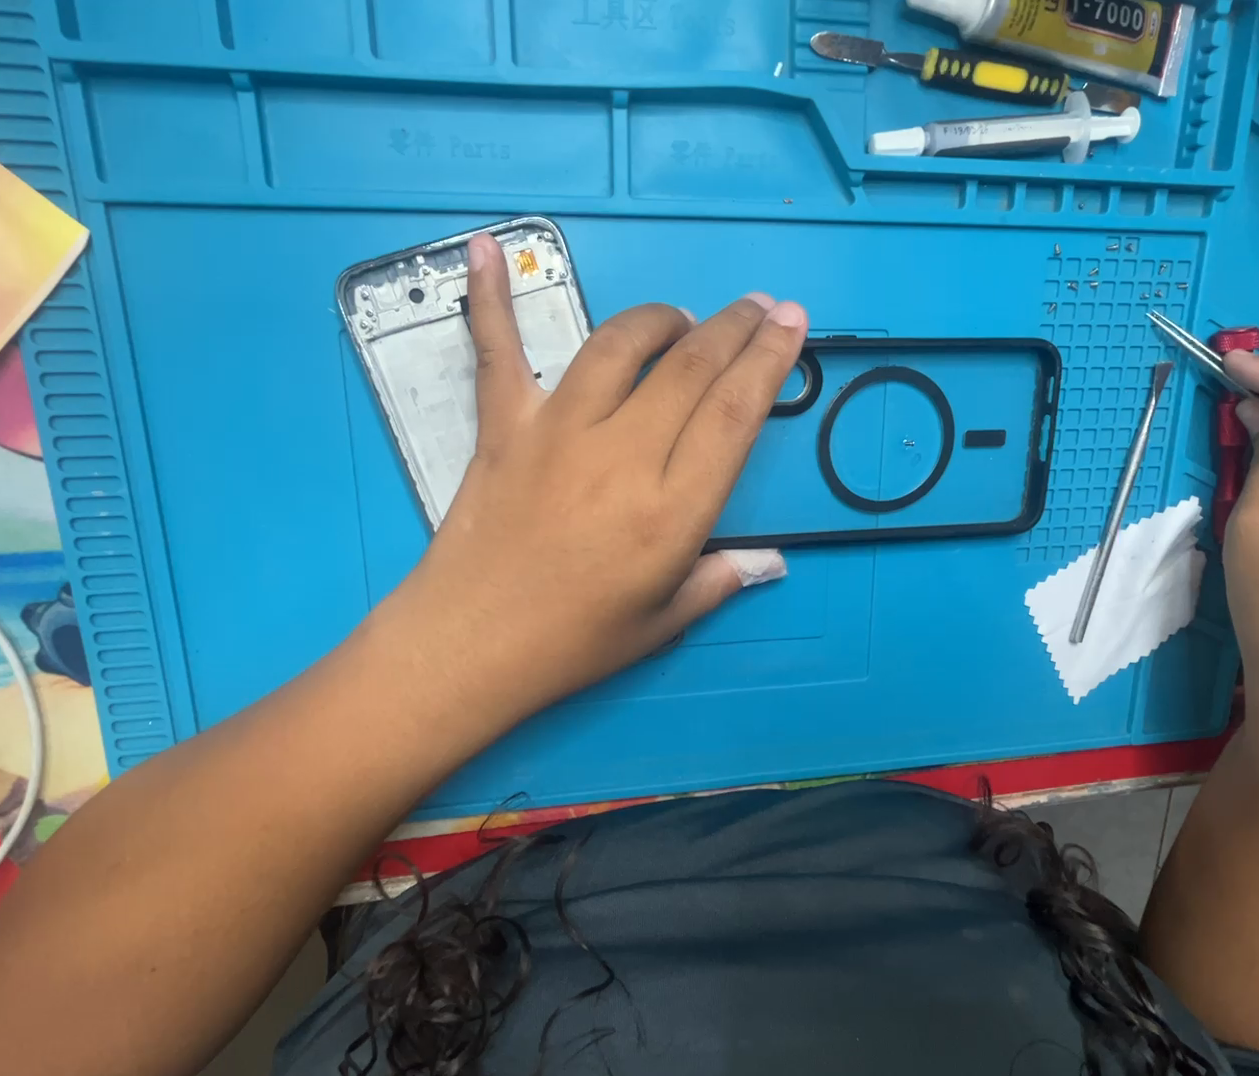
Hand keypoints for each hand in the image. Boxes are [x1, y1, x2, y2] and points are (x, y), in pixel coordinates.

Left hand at [378, 233, 807, 718]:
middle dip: (734, 328)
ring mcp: (557, 432)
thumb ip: (721, 580)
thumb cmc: (574, 643)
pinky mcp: (504, 426)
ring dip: (660, 319)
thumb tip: (772, 561)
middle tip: (757, 307)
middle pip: (689, 368)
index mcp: (671, 511)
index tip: (790, 323)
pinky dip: (490, 297)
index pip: (733, 414)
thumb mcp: (662, 622)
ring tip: (681, 319)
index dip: (768, 360)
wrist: (469, 645)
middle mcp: (622, 457)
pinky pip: (498, 350)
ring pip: (618, 345)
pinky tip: (487, 247)